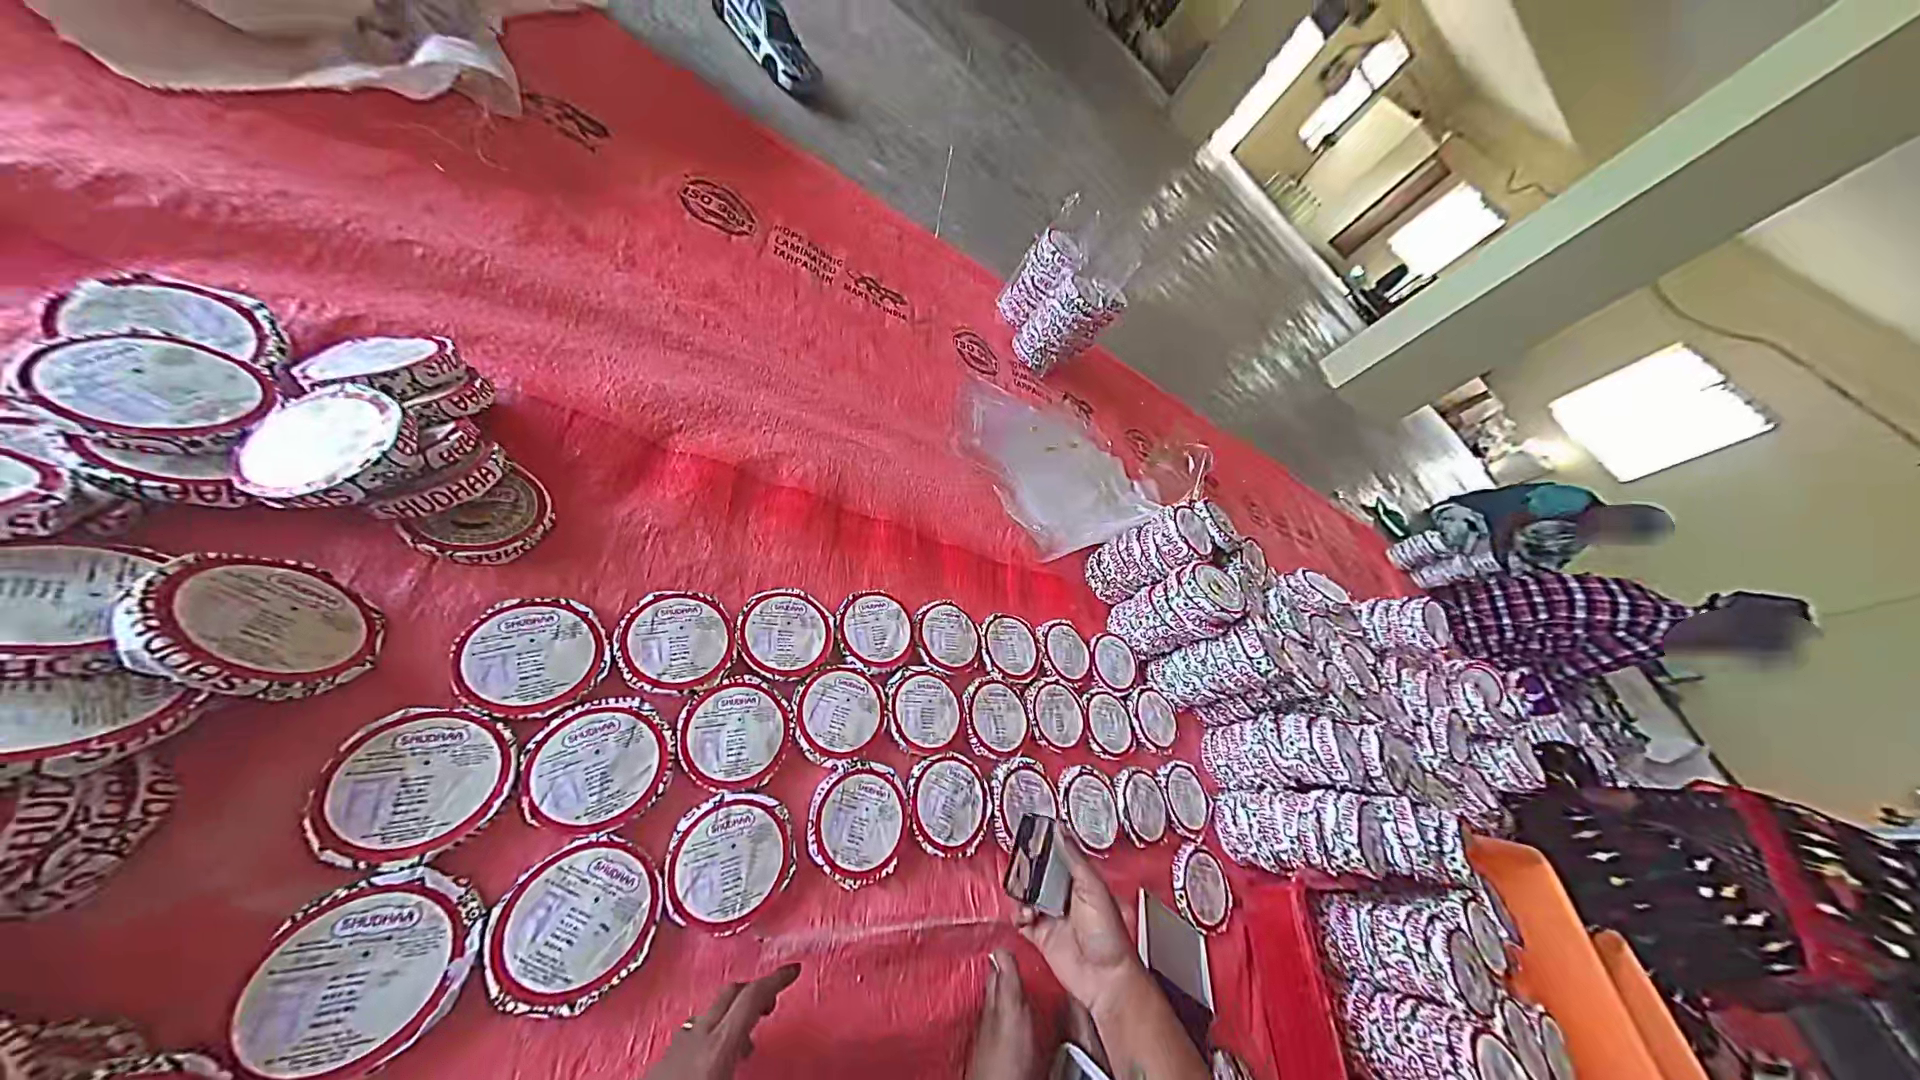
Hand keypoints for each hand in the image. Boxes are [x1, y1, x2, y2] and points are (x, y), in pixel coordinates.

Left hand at [644, 964, 801, 1079]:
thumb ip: (749, 1069)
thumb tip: (762, 1049)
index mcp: (718, 1046)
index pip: (752, 997)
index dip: (776, 980)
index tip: (793, 971)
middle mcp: (696, 1038)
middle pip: (730, 994)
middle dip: (754, 991)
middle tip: (770, 1005)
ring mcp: (675, 1048)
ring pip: (709, 1013)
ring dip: (730, 1015)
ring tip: (743, 1042)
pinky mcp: (659, 1063)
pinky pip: (691, 1034)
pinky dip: (709, 1034)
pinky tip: (710, 1061)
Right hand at [1011, 832, 1144, 1016]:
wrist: (1104, 979)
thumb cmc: (1109, 936)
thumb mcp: (1093, 888)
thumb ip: (1075, 859)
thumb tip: (1062, 831)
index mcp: (1080, 881)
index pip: (1057, 857)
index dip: (1044, 848)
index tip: (1031, 839)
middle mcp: (1064, 897)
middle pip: (1038, 876)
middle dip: (1027, 873)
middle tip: (1021, 870)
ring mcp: (1052, 916)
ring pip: (1027, 896)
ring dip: (1021, 895)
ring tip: (1026, 900)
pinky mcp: (1041, 936)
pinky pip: (1021, 921)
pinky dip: (1017, 916)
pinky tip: (1023, 916)